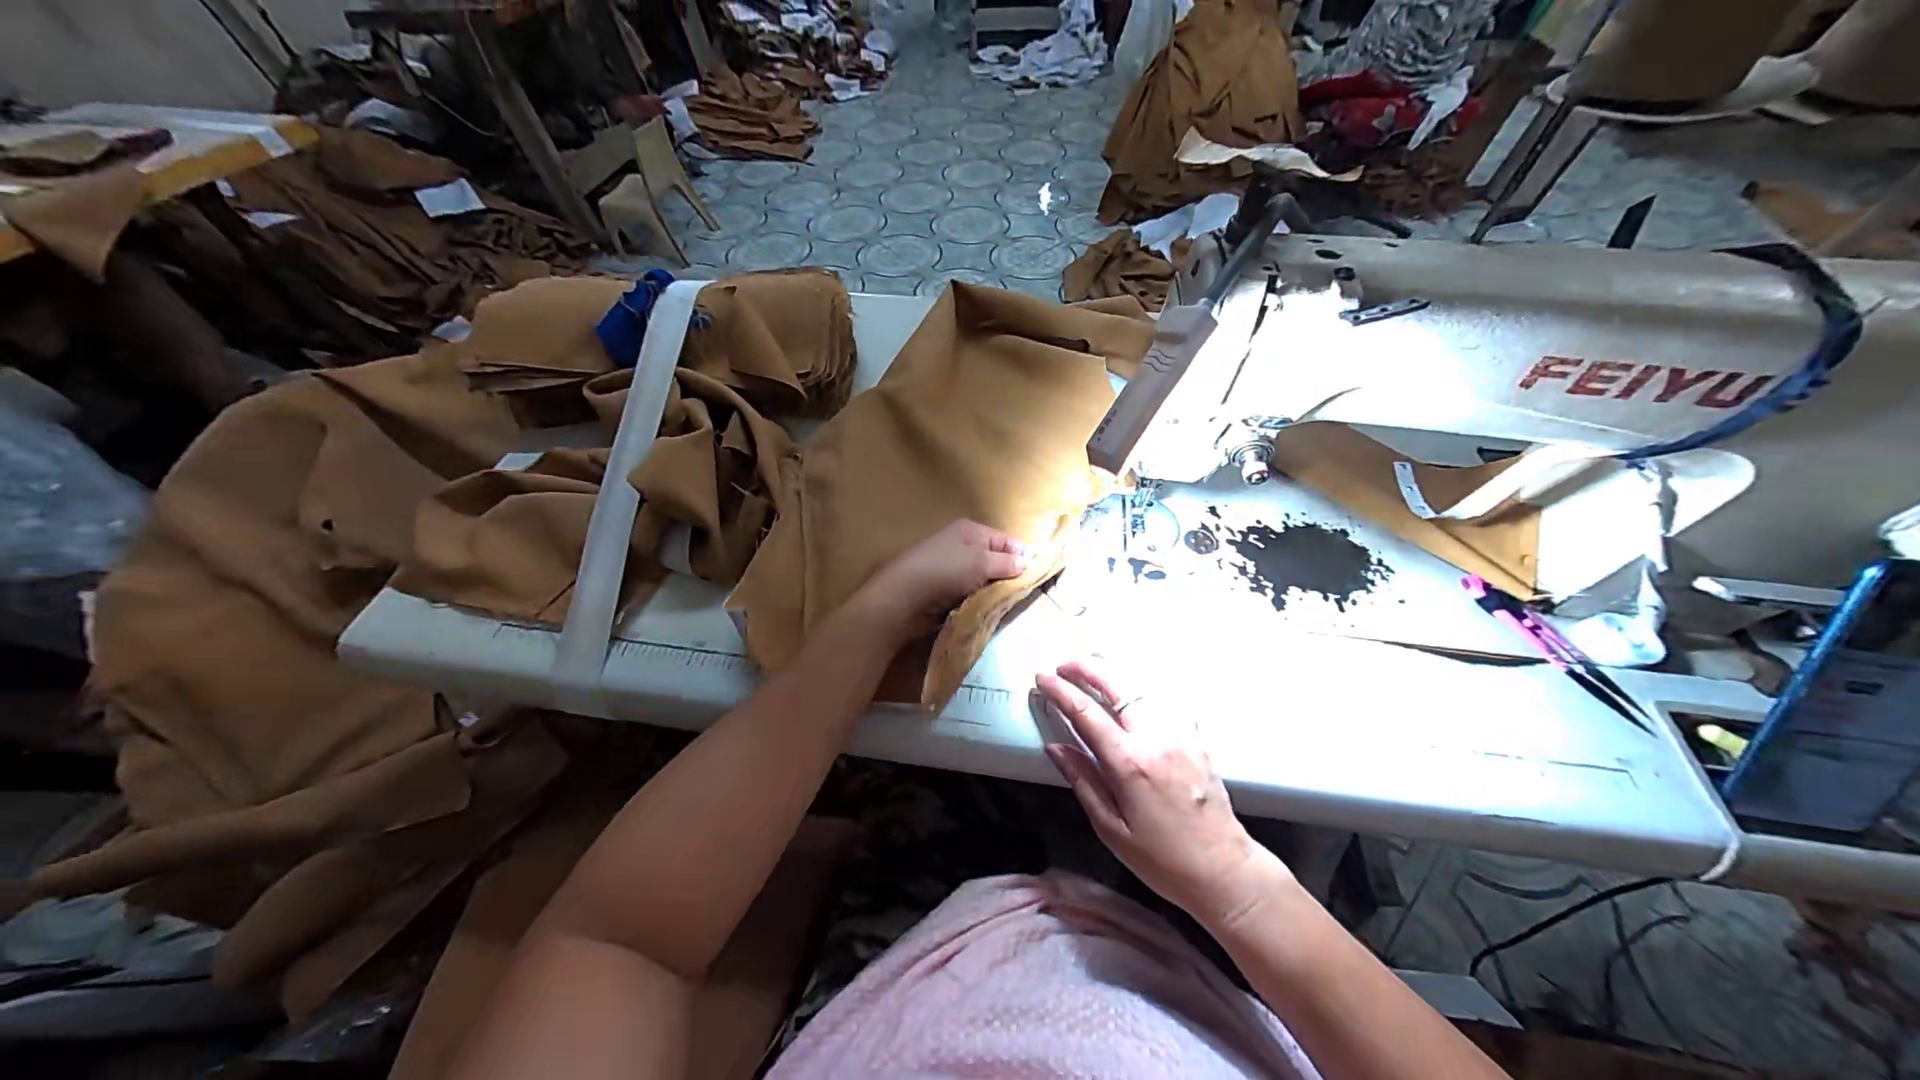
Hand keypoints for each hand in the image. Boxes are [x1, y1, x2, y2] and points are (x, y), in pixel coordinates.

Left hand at [853, 520, 1027, 640]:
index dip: (1022, 556)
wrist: (903, 597)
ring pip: (983, 579)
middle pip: (995, 559)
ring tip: (1001, 604)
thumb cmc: (944, 572)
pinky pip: (970, 593)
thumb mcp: (980, 562)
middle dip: (1008, 575)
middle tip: (1019, 593)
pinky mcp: (944, 589)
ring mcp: (952, 567)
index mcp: (971, 531)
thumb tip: (1026, 561)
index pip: (1007, 540)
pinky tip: (983, 610)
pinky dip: (977, 600)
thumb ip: (1006, 563)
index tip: (1035, 575)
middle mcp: (962, 545)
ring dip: (992, 591)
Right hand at [1038, 661, 1288, 929]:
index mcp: (1129, 763)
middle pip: (1117, 687)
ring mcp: (1180, 736)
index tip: (1042, 678)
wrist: (1224, 871)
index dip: (1060, 692)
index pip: (1086, 714)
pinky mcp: (1196, 741)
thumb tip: (1055, 748)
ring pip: (1143, 690)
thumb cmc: (1162, 860)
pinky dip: (1142, 694)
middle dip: (1086, 669)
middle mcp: (1155, 739)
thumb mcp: (1110, 828)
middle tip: (1064, 666)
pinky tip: (1132, 698)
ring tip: (1092, 672)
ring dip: (1114, 677)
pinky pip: (1165, 705)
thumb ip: (1082, 781)